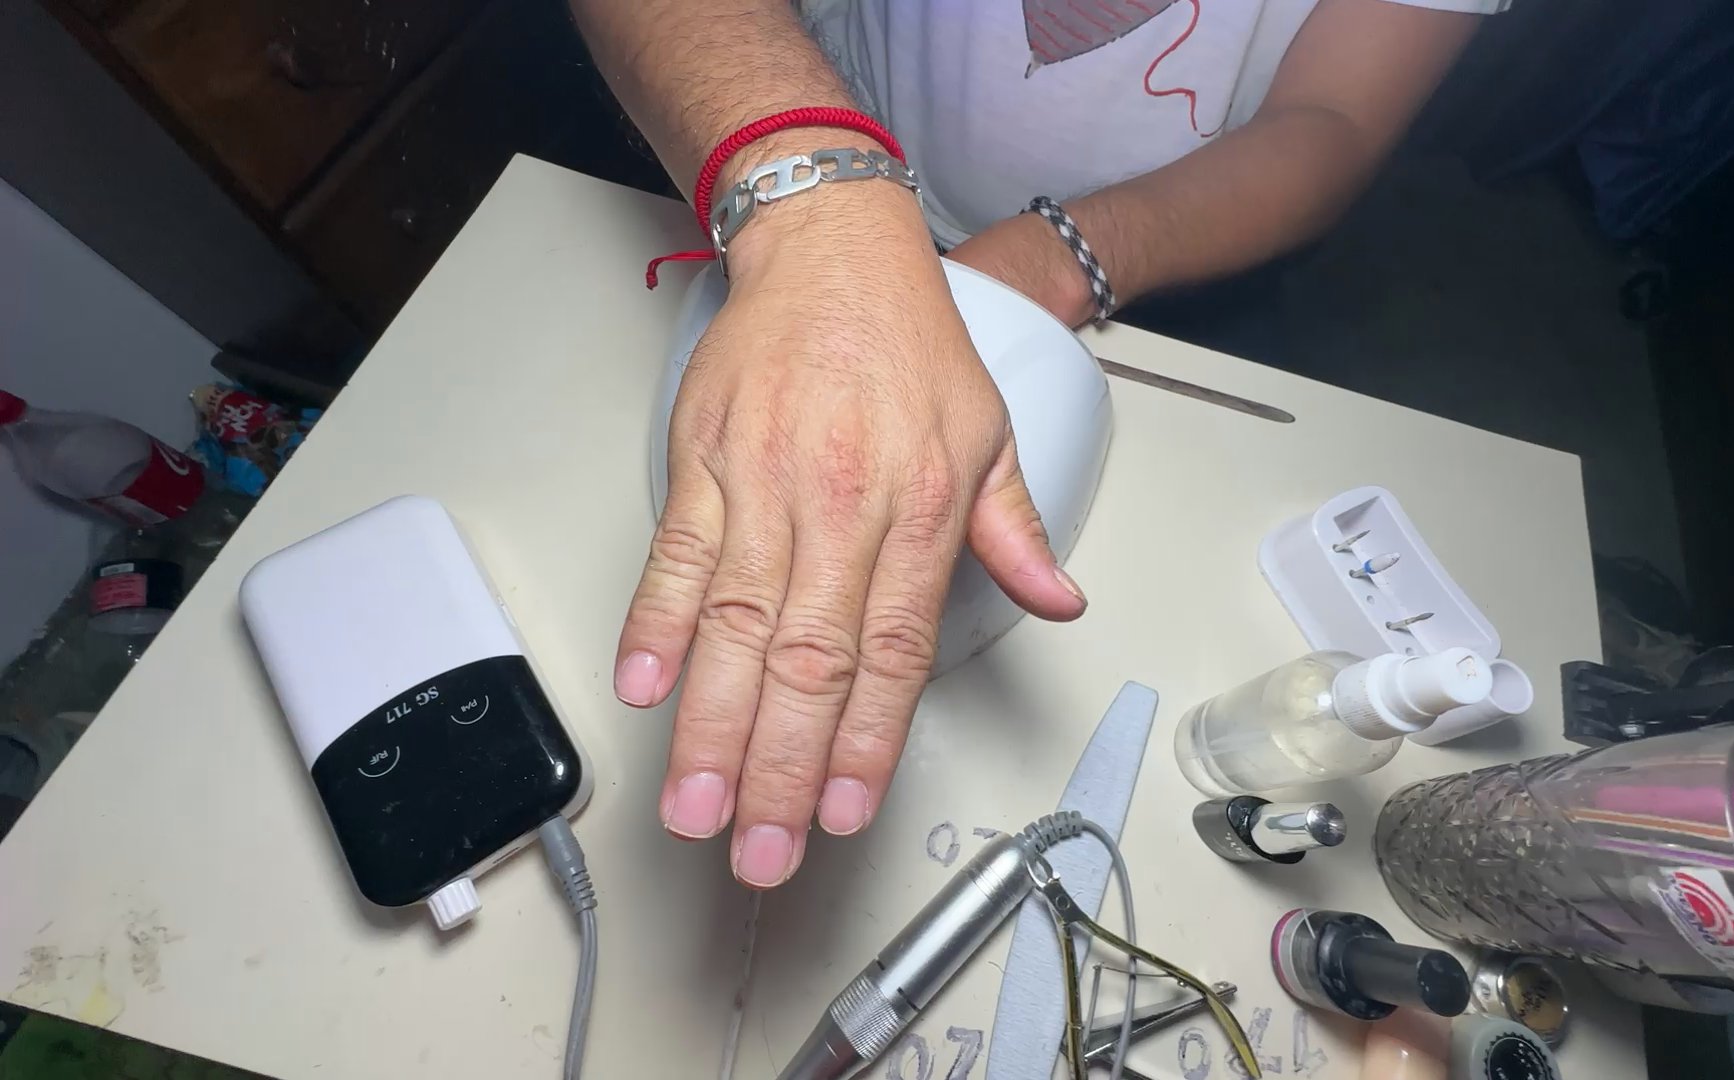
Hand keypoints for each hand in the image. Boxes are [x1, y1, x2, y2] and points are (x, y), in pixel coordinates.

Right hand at [617, 185, 1087, 888]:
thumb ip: (1018, 534)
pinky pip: (674, 551)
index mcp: (921, 509)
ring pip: (732, 623)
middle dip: (778, 766)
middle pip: (807, 659)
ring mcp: (763, 482)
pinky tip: (644, 688)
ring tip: (694, 806)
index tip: (844, 811)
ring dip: (709, 723)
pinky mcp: (703, 458)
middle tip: (759, 849)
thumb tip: (1058, 603)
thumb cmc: (914, 349)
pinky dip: (654, 620)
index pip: (893, 652)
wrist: (836, 257)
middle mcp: (840, 505)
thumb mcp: (991, 437)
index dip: (867, 742)